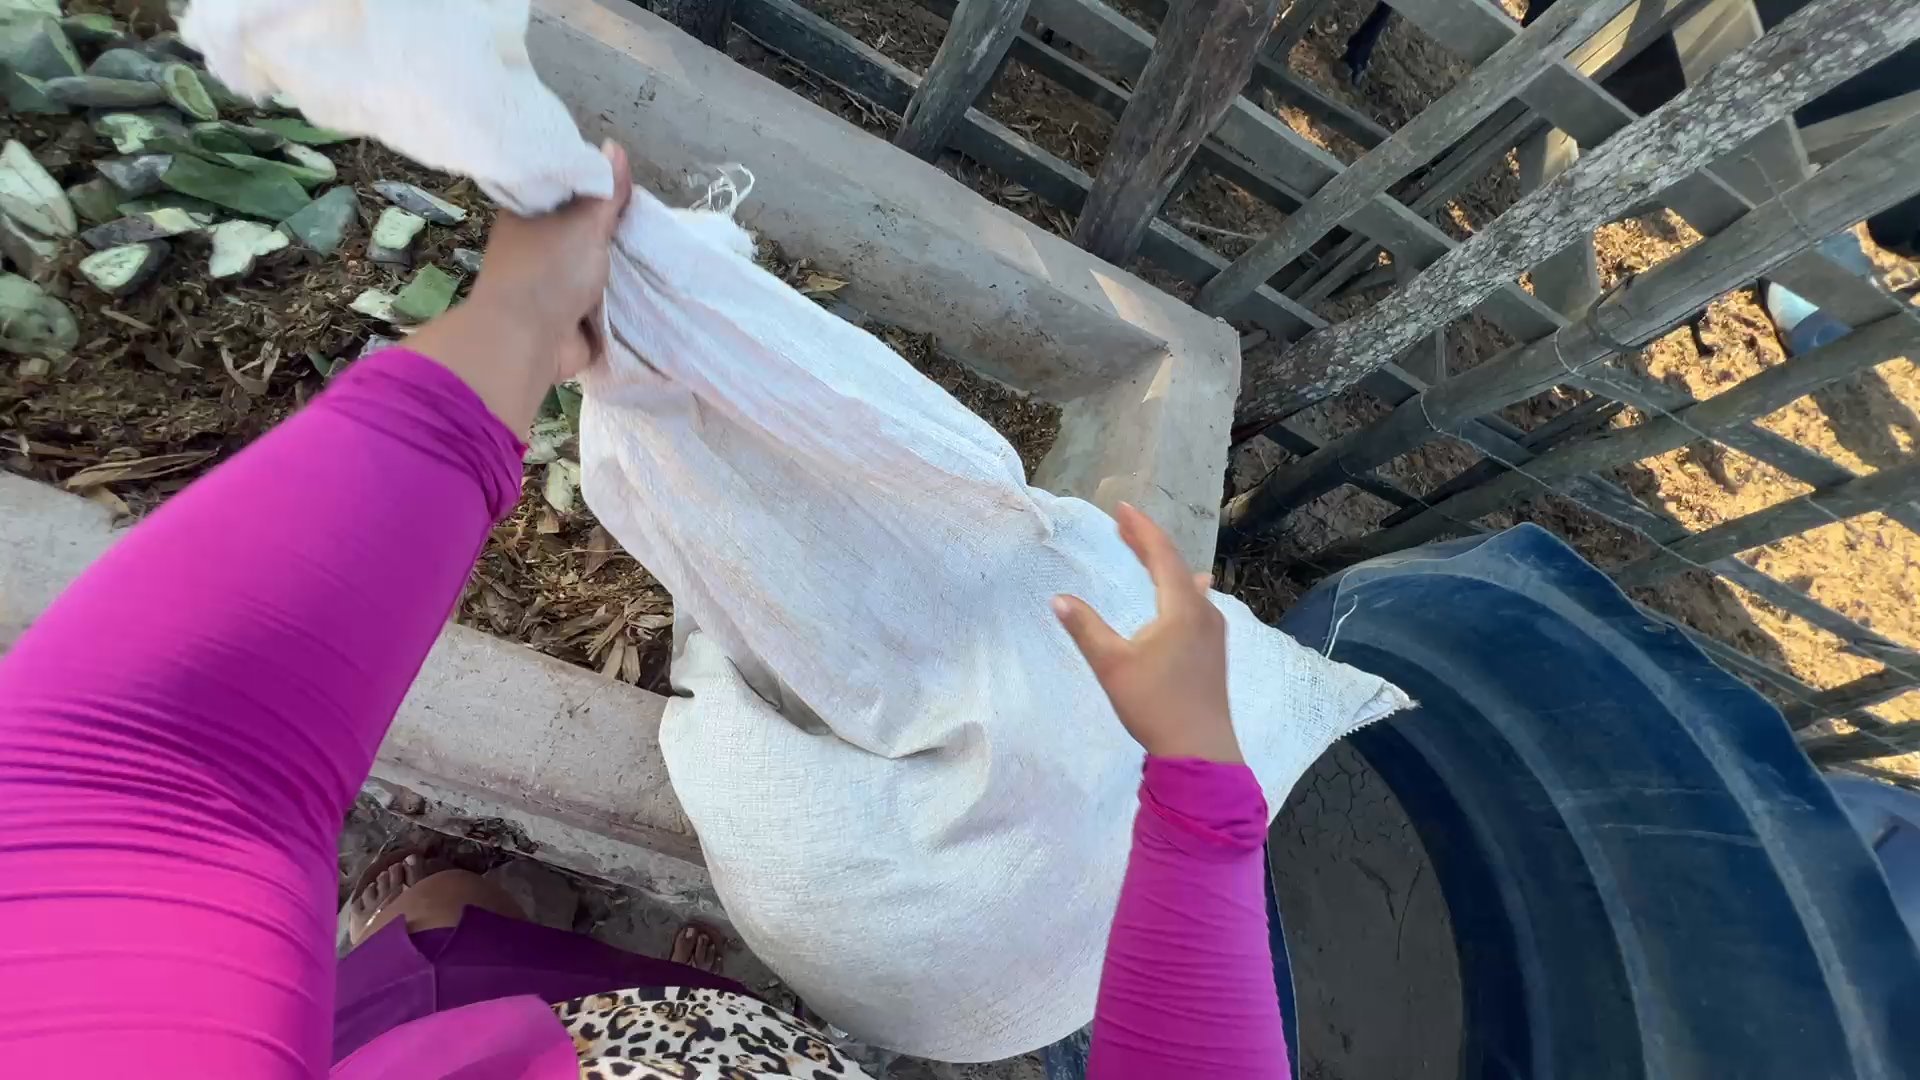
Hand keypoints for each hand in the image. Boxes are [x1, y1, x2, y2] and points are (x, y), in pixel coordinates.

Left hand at [408, 140, 634, 434]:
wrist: (531, 339)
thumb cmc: (549, 272)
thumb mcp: (583, 223)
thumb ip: (604, 193)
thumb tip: (614, 146)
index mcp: (529, 215)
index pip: (565, 190)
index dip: (595, 186)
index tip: (625, 185)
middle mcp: (539, 245)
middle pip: (585, 228)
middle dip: (616, 228)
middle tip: (651, 218)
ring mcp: (557, 282)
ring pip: (597, 264)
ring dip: (622, 264)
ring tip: (659, 250)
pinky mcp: (574, 314)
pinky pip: (606, 298)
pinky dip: (624, 295)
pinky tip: (652, 285)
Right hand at [1052, 502, 1241, 763]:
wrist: (1199, 750)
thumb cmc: (1154, 704)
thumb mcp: (1111, 665)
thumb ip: (1085, 628)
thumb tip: (1058, 599)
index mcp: (1181, 608)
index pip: (1160, 555)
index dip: (1141, 528)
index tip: (1122, 508)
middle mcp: (1203, 612)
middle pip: (1176, 565)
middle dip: (1149, 542)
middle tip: (1125, 523)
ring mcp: (1213, 632)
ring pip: (1188, 584)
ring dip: (1165, 564)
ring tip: (1148, 549)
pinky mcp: (1213, 650)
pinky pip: (1196, 601)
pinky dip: (1180, 584)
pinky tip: (1192, 588)